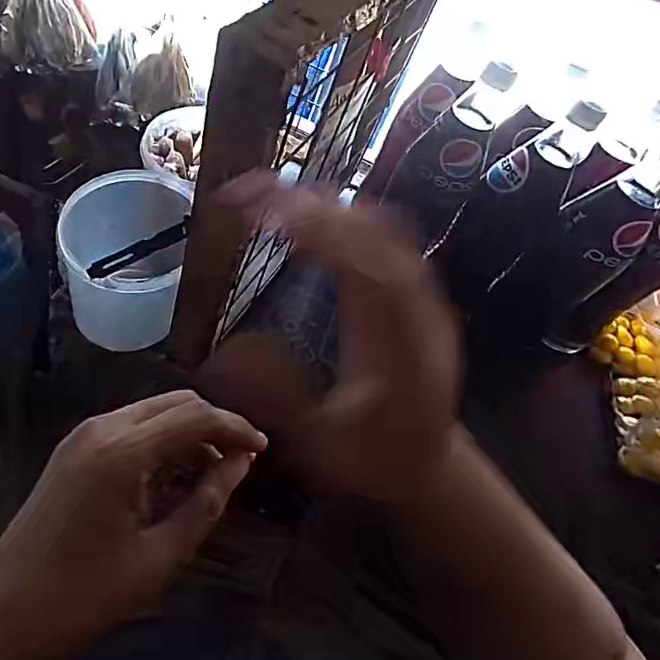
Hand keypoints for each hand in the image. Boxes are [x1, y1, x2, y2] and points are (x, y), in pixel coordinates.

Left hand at [0, 391, 265, 659]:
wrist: (2, 613)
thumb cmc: (84, 595)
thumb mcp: (158, 558)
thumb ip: (206, 503)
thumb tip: (240, 464)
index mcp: (122, 451)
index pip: (195, 417)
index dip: (234, 427)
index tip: (262, 448)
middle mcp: (103, 426)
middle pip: (175, 402)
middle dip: (213, 424)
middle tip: (239, 460)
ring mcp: (84, 432)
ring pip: (153, 410)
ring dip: (186, 431)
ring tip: (209, 473)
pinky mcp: (74, 445)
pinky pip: (131, 425)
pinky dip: (159, 439)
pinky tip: (170, 475)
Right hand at [203, 173, 460, 503]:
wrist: (433, 464)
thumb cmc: (377, 458)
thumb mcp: (322, 443)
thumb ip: (279, 396)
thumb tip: (226, 352)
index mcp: (393, 340)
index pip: (357, 261)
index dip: (311, 226)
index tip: (262, 213)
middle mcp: (414, 305)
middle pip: (366, 228)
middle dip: (305, 202)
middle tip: (247, 195)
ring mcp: (421, 293)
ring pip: (378, 223)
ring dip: (325, 202)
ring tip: (272, 197)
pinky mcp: (417, 291)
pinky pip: (386, 234)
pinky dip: (346, 215)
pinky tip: (314, 215)